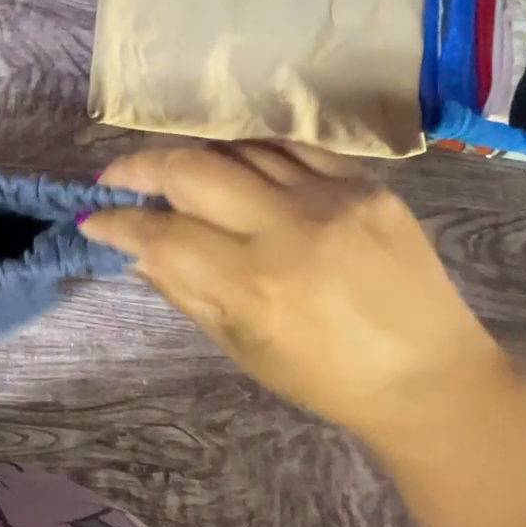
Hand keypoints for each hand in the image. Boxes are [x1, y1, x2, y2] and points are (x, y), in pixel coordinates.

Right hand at [78, 141, 513, 441]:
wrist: (432, 377)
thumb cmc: (322, 377)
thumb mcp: (236, 344)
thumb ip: (181, 287)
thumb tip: (134, 247)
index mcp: (253, 283)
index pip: (161, 233)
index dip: (117, 223)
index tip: (93, 219)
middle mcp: (288, 229)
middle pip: (191, 171)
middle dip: (138, 168)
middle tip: (114, 177)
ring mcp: (333, 199)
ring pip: (236, 150)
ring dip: (190, 158)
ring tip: (169, 174)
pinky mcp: (367, 186)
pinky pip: (289, 149)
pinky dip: (247, 154)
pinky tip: (230, 168)